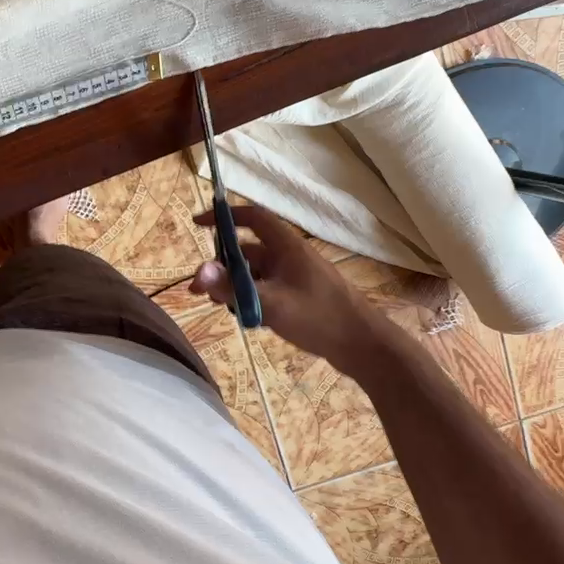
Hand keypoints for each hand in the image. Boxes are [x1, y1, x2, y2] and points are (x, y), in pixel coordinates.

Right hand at [191, 204, 397, 374]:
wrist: (365, 347)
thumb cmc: (320, 318)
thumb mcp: (271, 304)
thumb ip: (232, 289)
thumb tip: (198, 271)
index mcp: (288, 248)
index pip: (253, 218)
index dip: (224, 216)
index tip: (198, 224)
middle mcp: (290, 257)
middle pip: (246, 251)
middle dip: (220, 267)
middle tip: (198, 290)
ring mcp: (295, 277)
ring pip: (254, 273)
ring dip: (233, 286)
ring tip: (219, 306)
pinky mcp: (299, 296)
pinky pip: (265, 289)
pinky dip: (250, 298)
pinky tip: (245, 318)